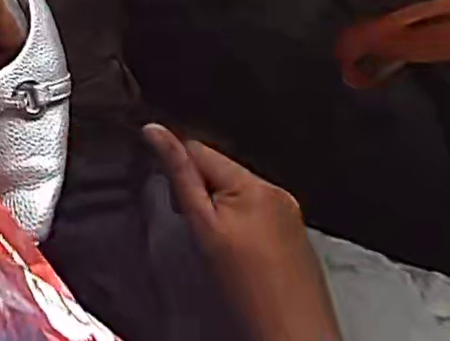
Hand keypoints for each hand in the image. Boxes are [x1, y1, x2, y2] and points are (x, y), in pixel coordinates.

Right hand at [144, 124, 341, 340]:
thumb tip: (154, 130)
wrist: (293, 340)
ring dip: (219, 208)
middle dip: (200, 192)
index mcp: (255, 185)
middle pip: (218, 171)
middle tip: (198, 227)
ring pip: (235, 192)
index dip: (179, 171)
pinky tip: (240, 255)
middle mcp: (278, 194)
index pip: (198, 149)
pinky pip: (256, 213)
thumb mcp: (202, 224)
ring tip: (220, 245)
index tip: (179, 201)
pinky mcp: (296, 237)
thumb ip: (178, 172)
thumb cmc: (249, 291)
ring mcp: (291, 217)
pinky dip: (240, 225)